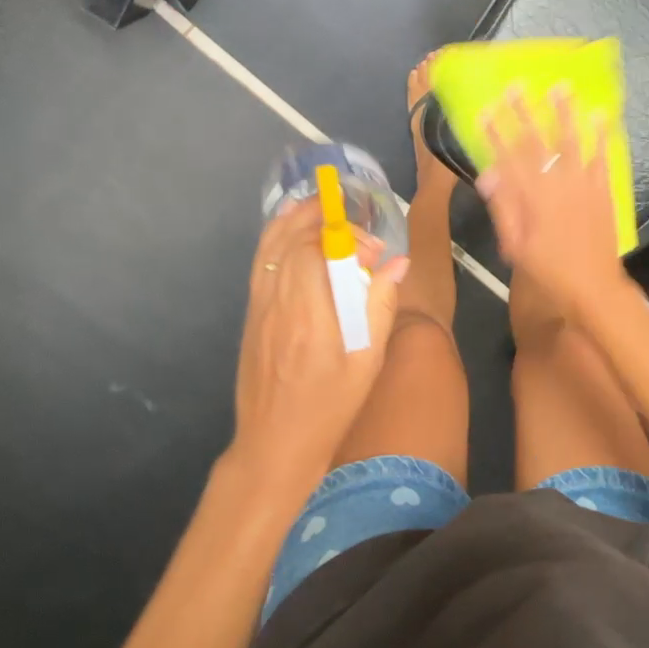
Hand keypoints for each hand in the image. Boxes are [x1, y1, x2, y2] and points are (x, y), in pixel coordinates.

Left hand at [232, 200, 409, 472]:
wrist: (274, 445)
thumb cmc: (329, 409)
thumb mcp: (367, 363)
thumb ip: (380, 307)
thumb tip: (397, 264)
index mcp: (310, 316)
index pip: (318, 251)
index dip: (345, 236)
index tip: (372, 250)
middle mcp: (278, 303)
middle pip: (291, 241)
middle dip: (322, 219)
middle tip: (350, 216)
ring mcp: (259, 308)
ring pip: (270, 247)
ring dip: (293, 219)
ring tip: (317, 203)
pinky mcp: (252, 315)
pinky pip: (261, 263)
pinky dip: (274, 237)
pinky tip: (288, 228)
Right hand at [477, 87, 633, 314]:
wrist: (593, 287)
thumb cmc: (549, 271)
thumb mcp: (516, 244)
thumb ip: (503, 207)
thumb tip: (488, 175)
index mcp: (531, 197)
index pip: (507, 157)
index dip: (494, 133)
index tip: (484, 110)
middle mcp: (556, 183)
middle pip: (537, 141)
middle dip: (524, 112)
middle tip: (515, 86)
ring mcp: (582, 184)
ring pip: (571, 141)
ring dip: (564, 112)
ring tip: (560, 87)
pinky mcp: (603, 189)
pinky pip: (601, 156)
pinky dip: (600, 135)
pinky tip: (599, 114)